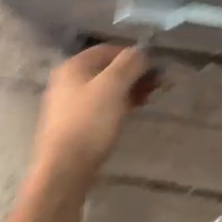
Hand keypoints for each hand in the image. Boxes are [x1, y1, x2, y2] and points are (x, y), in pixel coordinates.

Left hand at [29, 44, 155, 187]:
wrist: (64, 171)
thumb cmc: (89, 122)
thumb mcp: (113, 87)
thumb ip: (129, 64)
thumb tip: (142, 50)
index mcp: (73, 65)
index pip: (108, 50)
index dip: (133, 54)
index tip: (154, 66)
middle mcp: (68, 80)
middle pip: (106, 69)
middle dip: (133, 73)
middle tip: (157, 83)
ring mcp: (70, 104)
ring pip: (105, 89)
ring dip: (128, 89)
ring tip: (149, 97)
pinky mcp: (75, 125)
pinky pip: (101, 106)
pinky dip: (118, 104)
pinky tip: (131, 111)